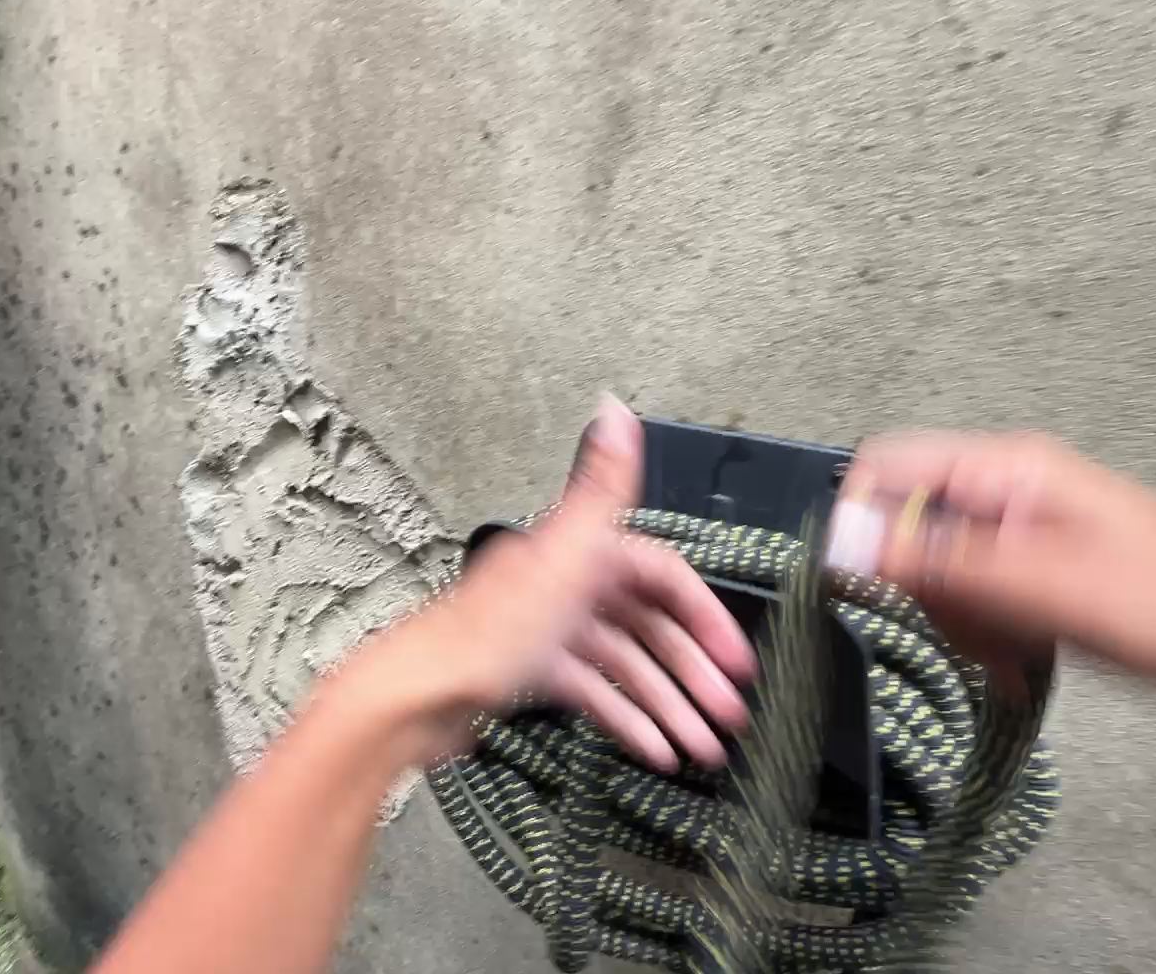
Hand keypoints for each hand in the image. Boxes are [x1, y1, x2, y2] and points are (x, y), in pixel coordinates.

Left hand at [339, 395, 756, 772]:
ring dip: (666, 702)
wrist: (420, 691)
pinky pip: (593, 690)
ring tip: (700, 746)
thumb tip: (614, 410)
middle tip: (727, 713)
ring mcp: (550, 628)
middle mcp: (567, 584)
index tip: (735, 658)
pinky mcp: (533, 668)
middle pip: (647, 623)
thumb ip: (597, 487)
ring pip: (624, 662)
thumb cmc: (484, 629)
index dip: (703, 614)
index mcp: (581, 552)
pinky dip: (625, 717)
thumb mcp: (560, 554)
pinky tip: (653, 747)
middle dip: (691, 669)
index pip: (662, 575)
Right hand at [826, 431, 1155, 730]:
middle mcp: (1007, 493)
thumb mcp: (1045, 586)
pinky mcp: (1033, 573)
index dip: (860, 520)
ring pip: (932, 570)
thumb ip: (932, 561)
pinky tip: (1014, 661)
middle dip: (918, 585)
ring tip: (1001, 651)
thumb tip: (841, 544)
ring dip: (952, 618)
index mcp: (1007, 470)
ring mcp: (1020, 535)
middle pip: (904, 526)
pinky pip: (969, 597)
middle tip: (956, 625)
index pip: (886, 468)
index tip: (861, 577)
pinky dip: (980, 632)